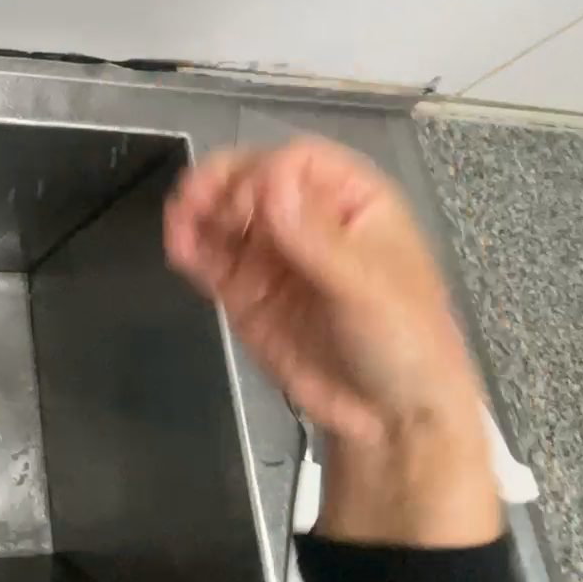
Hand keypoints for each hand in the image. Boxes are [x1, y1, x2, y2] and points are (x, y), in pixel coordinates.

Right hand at [163, 137, 498, 545]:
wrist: (387, 420)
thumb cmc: (405, 343)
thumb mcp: (370, 289)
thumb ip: (317, 237)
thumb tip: (270, 178)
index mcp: (350, 201)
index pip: (295, 162)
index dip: (263, 173)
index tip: (245, 206)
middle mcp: (305, 217)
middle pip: (248, 179)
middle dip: (219, 187)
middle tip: (195, 208)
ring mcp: (269, 253)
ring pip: (220, 213)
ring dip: (194, 212)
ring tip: (177, 230)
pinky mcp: (242, 287)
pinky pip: (208, 254)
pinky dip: (188, 246)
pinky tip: (179, 251)